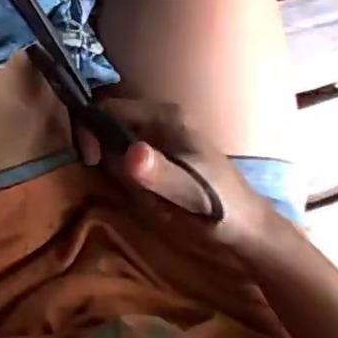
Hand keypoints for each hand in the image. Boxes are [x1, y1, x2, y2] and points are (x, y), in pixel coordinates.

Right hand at [75, 98, 290, 256]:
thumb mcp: (188, 193)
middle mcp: (160, 119)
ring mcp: (162, 137)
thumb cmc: (221, 207)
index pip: (107, 108)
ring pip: (118, 149)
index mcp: (165, 116)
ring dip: (125, 178)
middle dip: (112, 162)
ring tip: (151, 200)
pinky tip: (156, 202)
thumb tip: (130, 153)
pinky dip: (135, 185)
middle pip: (109, 128)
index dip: (89, 130)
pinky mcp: (163, 156)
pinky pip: (131, 164)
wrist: (248, 229)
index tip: (90, 161)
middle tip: (135, 191)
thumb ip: (158, 173)